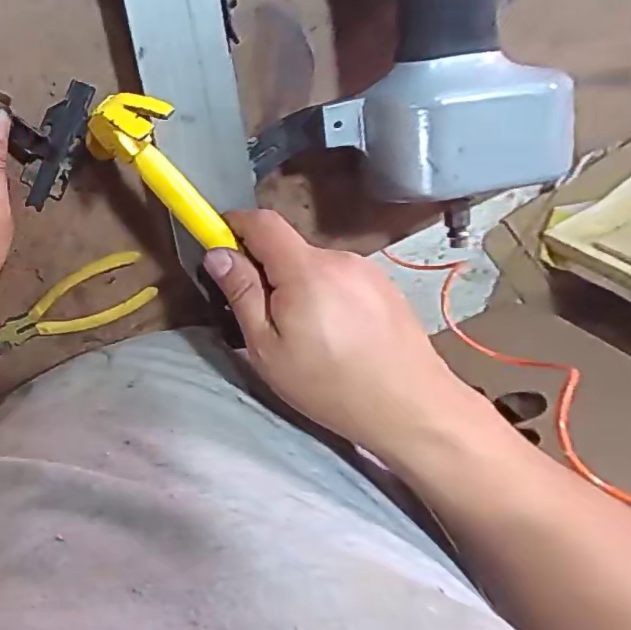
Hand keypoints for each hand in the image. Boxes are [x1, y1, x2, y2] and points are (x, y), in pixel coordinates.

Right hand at [204, 210, 484, 459]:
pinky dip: (327, 296)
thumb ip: (242, 294)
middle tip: (264, 317)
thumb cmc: (330, 386)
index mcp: (305, 269)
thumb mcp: (268, 348)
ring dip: (299, 287)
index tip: (219, 245)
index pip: (262, 221)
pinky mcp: (385, 287)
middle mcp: (339, 258)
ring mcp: (367, 271)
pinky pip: (341, 279)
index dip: (234, 224)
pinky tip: (339, 337)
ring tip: (308, 337)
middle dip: (267, 270)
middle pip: (289, 247)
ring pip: (315, 266)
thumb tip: (218, 254)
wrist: (413, 408)